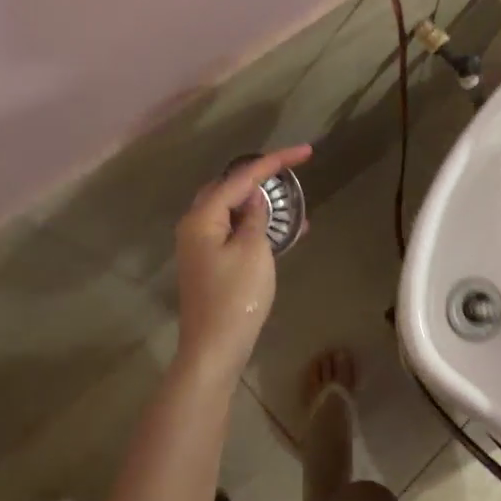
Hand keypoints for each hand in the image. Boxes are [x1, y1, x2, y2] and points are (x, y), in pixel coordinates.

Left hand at [173, 144, 311, 377]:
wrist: (215, 349)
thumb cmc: (236, 296)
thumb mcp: (254, 251)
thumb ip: (256, 218)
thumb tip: (256, 198)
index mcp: (202, 218)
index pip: (241, 178)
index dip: (274, 162)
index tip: (305, 152)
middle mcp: (195, 227)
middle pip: (228, 189)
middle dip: (259, 177)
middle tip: (291, 171)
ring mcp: (200, 247)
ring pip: (231, 210)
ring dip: (259, 202)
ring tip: (290, 199)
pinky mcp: (210, 264)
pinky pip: (234, 230)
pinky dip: (256, 224)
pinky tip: (282, 230)